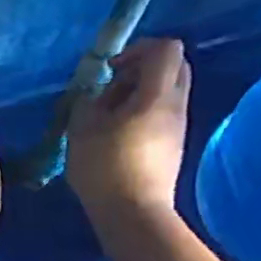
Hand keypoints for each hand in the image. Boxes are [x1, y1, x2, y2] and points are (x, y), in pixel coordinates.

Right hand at [67, 38, 191, 220]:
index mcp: (157, 94)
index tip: (111, 69)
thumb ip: (88, 102)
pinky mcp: (173, 145)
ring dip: (139, 95)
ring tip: (108, 119)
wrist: (133, 212)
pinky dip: (141, 115)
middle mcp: (176, 103)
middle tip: (111, 90)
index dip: (138, 49)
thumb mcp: (82, 130)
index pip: (165, 49)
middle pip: (172, 67)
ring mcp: (179, 125)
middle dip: (141, 69)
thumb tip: (96, 94)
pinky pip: (162, 115)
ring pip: (166, 92)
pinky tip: (117, 138)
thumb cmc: (105, 167)